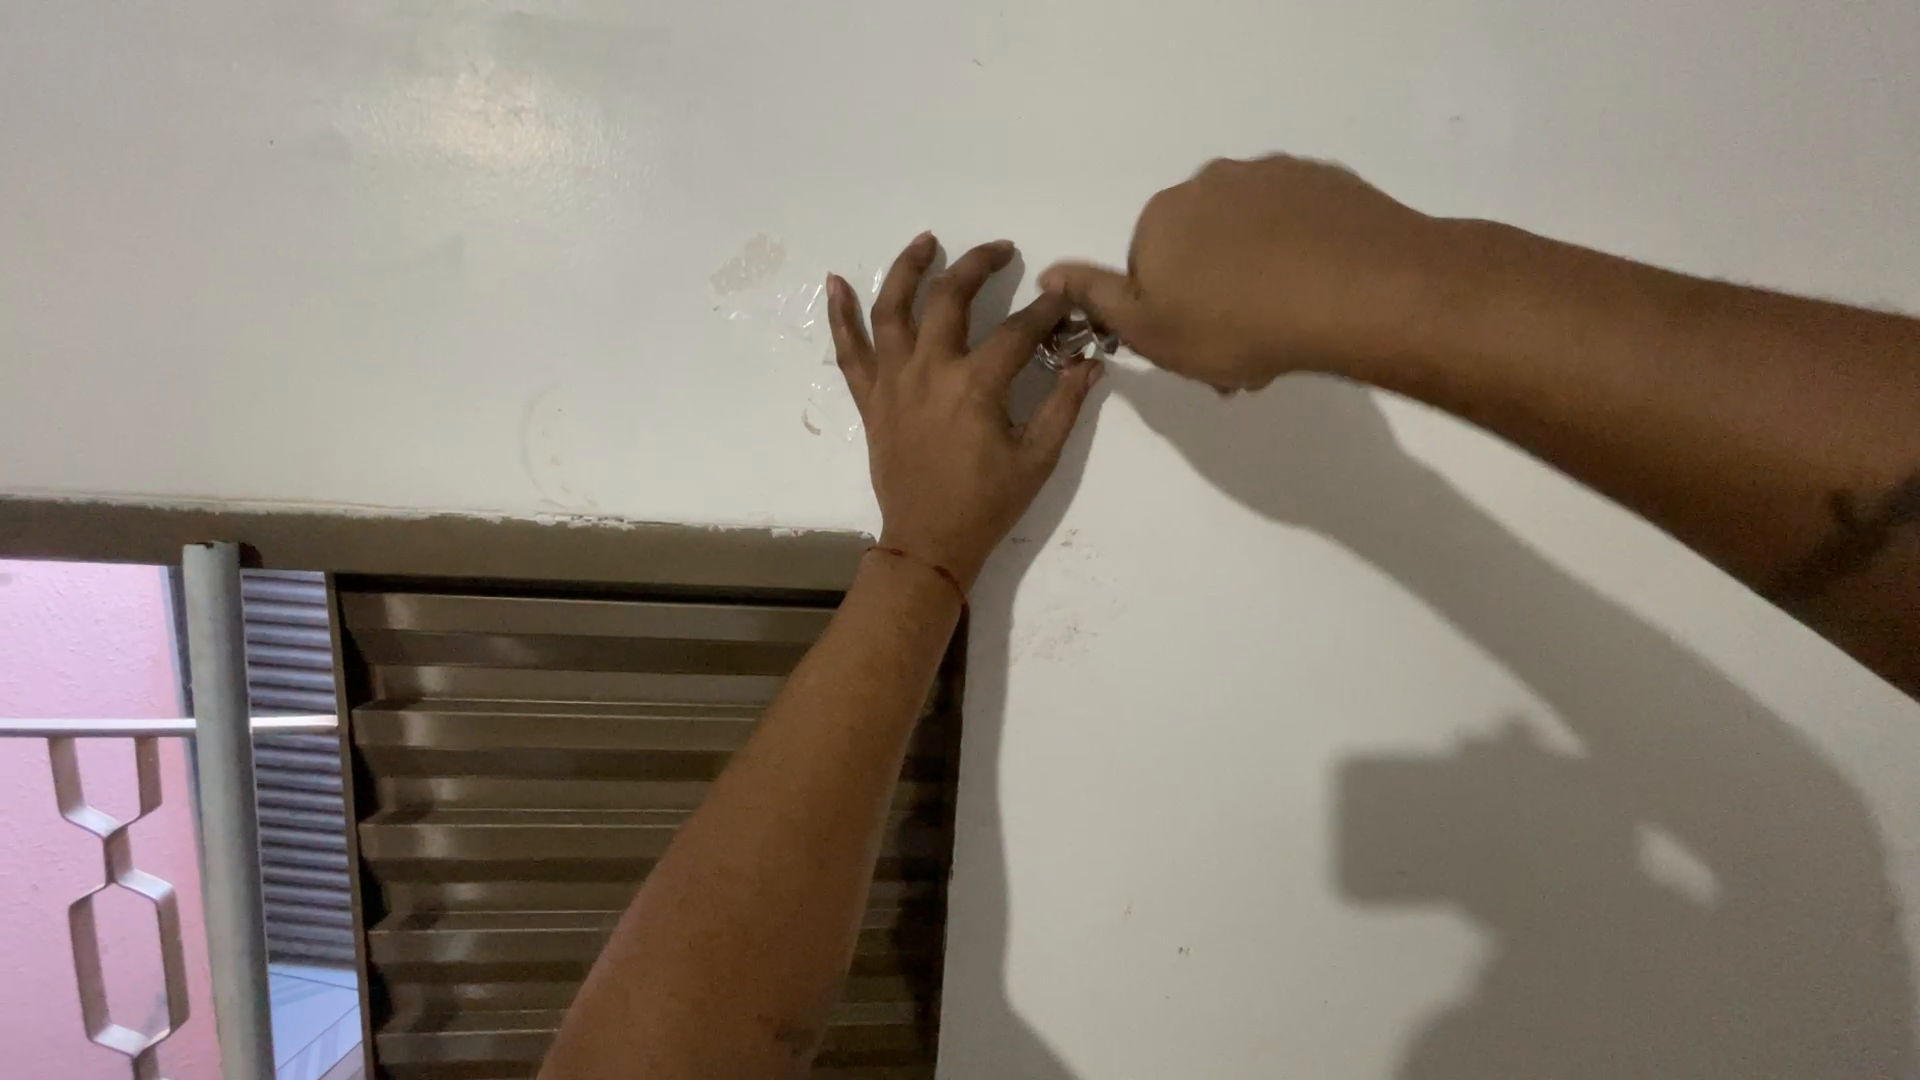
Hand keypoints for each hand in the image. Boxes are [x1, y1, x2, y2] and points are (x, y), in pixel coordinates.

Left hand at [828, 233, 1103, 589]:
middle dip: (978, 265)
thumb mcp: (1037, 460)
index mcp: (975, 387)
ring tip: (927, 241)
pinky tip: (836, 282)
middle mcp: (929, 372)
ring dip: (907, 269)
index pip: (1017, 331)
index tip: (1064, 299)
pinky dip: (839, 316)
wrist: (928, 542)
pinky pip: (849, 352)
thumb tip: (1090, 363)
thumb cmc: (986, 505)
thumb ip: (1064, 406)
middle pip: (950, 299)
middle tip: (1001, 251)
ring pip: (891, 310)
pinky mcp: (871, 401)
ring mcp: (893, 384)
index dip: (1046, 311)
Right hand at [1039, 155, 1457, 390]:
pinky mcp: (1324, 182)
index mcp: (1159, 218)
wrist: (1355, 294)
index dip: (1164, 315)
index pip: (1145, 270)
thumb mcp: (1146, 329)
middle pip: (1196, 251)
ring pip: (1246, 240)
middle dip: (1210, 300)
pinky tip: (1313, 295)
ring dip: (1252, 282)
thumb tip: (1047, 273)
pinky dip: (1294, 258)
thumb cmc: (1233, 325)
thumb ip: (1093, 299)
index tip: (1190, 349)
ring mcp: (1271, 176)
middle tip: (1238, 354)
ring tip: (1282, 332)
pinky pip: (1293, 226)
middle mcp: (1209, 183)